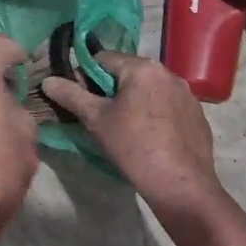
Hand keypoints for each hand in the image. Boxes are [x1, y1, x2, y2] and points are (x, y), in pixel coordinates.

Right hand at [42, 52, 224, 214]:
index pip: (102, 58)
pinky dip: (155, 114)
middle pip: (127, 73)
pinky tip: (150, 138)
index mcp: (143, 67)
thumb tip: (47, 80)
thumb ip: (71, 95)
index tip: (81, 100)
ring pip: (148, 90)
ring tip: (125, 129)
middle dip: (111, 90)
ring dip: (134, 101)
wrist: (182, 187)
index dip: (85, 76)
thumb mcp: (96, 120)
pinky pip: (167, 106)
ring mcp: (187, 95)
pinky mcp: (198, 116)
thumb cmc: (135, 147)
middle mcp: (168, 73)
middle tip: (101, 116)